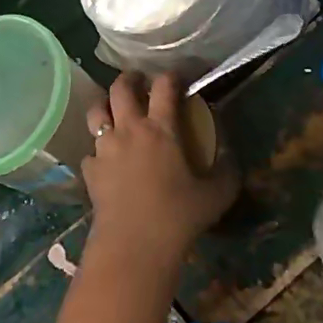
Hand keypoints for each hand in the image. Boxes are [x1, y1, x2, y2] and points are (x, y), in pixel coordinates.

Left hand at [82, 72, 238, 269]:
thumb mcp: (215, 196)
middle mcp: (129, 129)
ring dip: (105, 106)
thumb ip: (227, 172)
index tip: (177, 77)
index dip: (171, 75)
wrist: (134, 246)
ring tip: (113, 111)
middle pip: (120, 88)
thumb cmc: (177, 217)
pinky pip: (89, 150)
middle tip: (138, 81)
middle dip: (129, 78)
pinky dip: (97, 150)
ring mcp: (105, 148)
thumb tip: (232, 157)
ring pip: (96, 112)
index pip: (164, 86)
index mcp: (161, 128)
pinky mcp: (90, 170)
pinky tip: (105, 160)